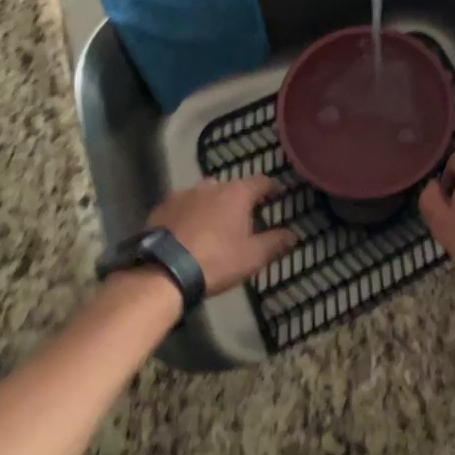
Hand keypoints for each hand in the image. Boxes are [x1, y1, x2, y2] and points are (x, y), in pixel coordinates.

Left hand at [144, 176, 296, 292]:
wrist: (162, 272)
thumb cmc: (215, 261)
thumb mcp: (252, 257)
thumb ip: (275, 243)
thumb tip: (293, 234)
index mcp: (237, 193)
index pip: (261, 182)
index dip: (271, 188)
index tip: (276, 194)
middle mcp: (211, 186)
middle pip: (231, 186)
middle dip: (238, 198)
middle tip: (242, 215)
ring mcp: (183, 194)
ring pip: (204, 193)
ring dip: (211, 203)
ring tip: (212, 222)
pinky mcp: (161, 207)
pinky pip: (181, 204)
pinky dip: (187, 212)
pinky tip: (186, 229)